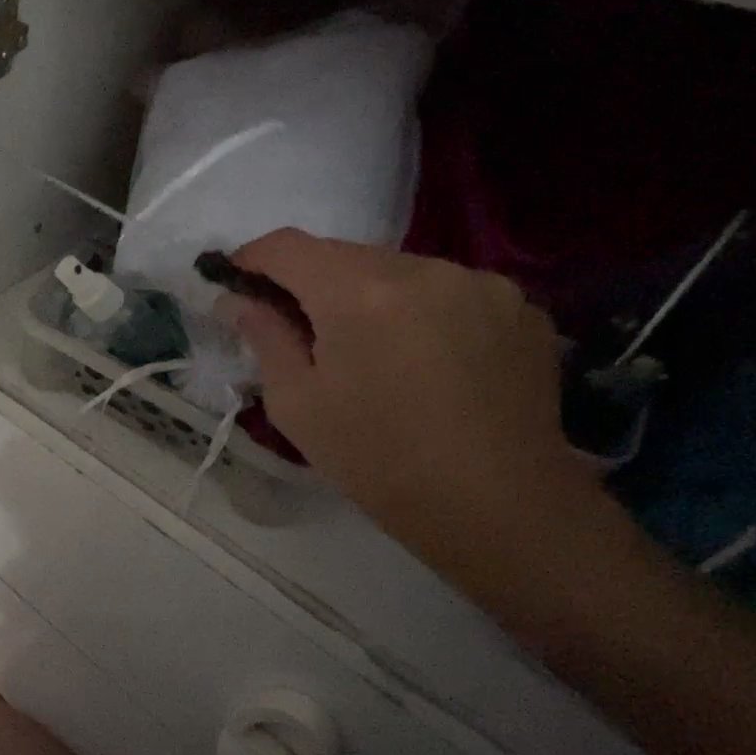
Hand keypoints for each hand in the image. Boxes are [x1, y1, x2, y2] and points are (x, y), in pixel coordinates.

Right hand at [221, 229, 598, 573]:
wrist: (501, 509)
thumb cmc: (378, 459)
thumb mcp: (296, 402)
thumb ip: (264, 337)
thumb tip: (238, 300)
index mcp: (359, 292)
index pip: (288, 246)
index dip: (252, 258)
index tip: (235, 283)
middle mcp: (423, 270)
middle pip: (343, 254)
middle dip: (310, 282)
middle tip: (295, 327)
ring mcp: (480, 285)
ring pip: (396, 270)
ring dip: (367, 295)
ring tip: (365, 347)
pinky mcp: (520, 308)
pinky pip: (447, 291)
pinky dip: (419, 310)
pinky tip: (422, 358)